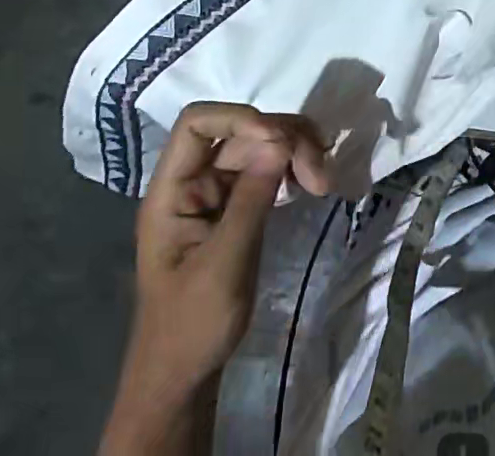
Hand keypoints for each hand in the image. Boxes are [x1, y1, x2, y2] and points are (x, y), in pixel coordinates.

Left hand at [127, 103, 330, 392]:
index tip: (281, 142)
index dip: (239, 119)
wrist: (185, 375)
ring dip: (295, 153)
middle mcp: (193, 182)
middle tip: (320, 174)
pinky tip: (312, 186)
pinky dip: (292, 170)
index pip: (197, 125)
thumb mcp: (223, 265)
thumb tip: (280, 141)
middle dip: (283, 141)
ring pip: (259, 148)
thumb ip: (250, 200)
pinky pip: (267, 171)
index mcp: (171, 191)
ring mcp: (216, 193)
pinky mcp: (238, 206)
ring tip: (323, 182)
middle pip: (239, 134)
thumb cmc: (192, 325)